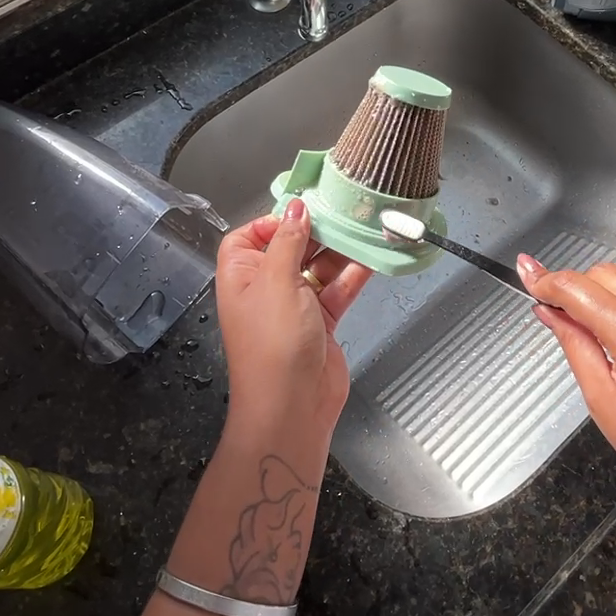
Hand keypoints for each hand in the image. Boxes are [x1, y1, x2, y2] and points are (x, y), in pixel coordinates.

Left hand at [214, 200, 370, 439]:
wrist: (292, 407)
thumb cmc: (273, 342)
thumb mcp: (276, 280)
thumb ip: (288, 240)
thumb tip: (296, 207)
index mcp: (242, 275)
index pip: (250, 235)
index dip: (273, 221)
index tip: (303, 210)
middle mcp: (266, 287)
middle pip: (290, 247)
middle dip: (315, 231)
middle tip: (344, 211)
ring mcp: (295, 305)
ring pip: (318, 266)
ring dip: (340, 250)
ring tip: (364, 228)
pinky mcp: (322, 321)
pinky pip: (338, 289)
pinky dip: (354, 274)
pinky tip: (373, 257)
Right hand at [519, 258, 615, 524]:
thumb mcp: (604, 403)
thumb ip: (574, 344)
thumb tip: (547, 310)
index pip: (577, 287)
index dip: (546, 280)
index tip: (526, 273)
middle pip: (607, 274)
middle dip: (580, 288)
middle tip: (564, 316)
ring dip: (614, 297)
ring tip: (608, 337)